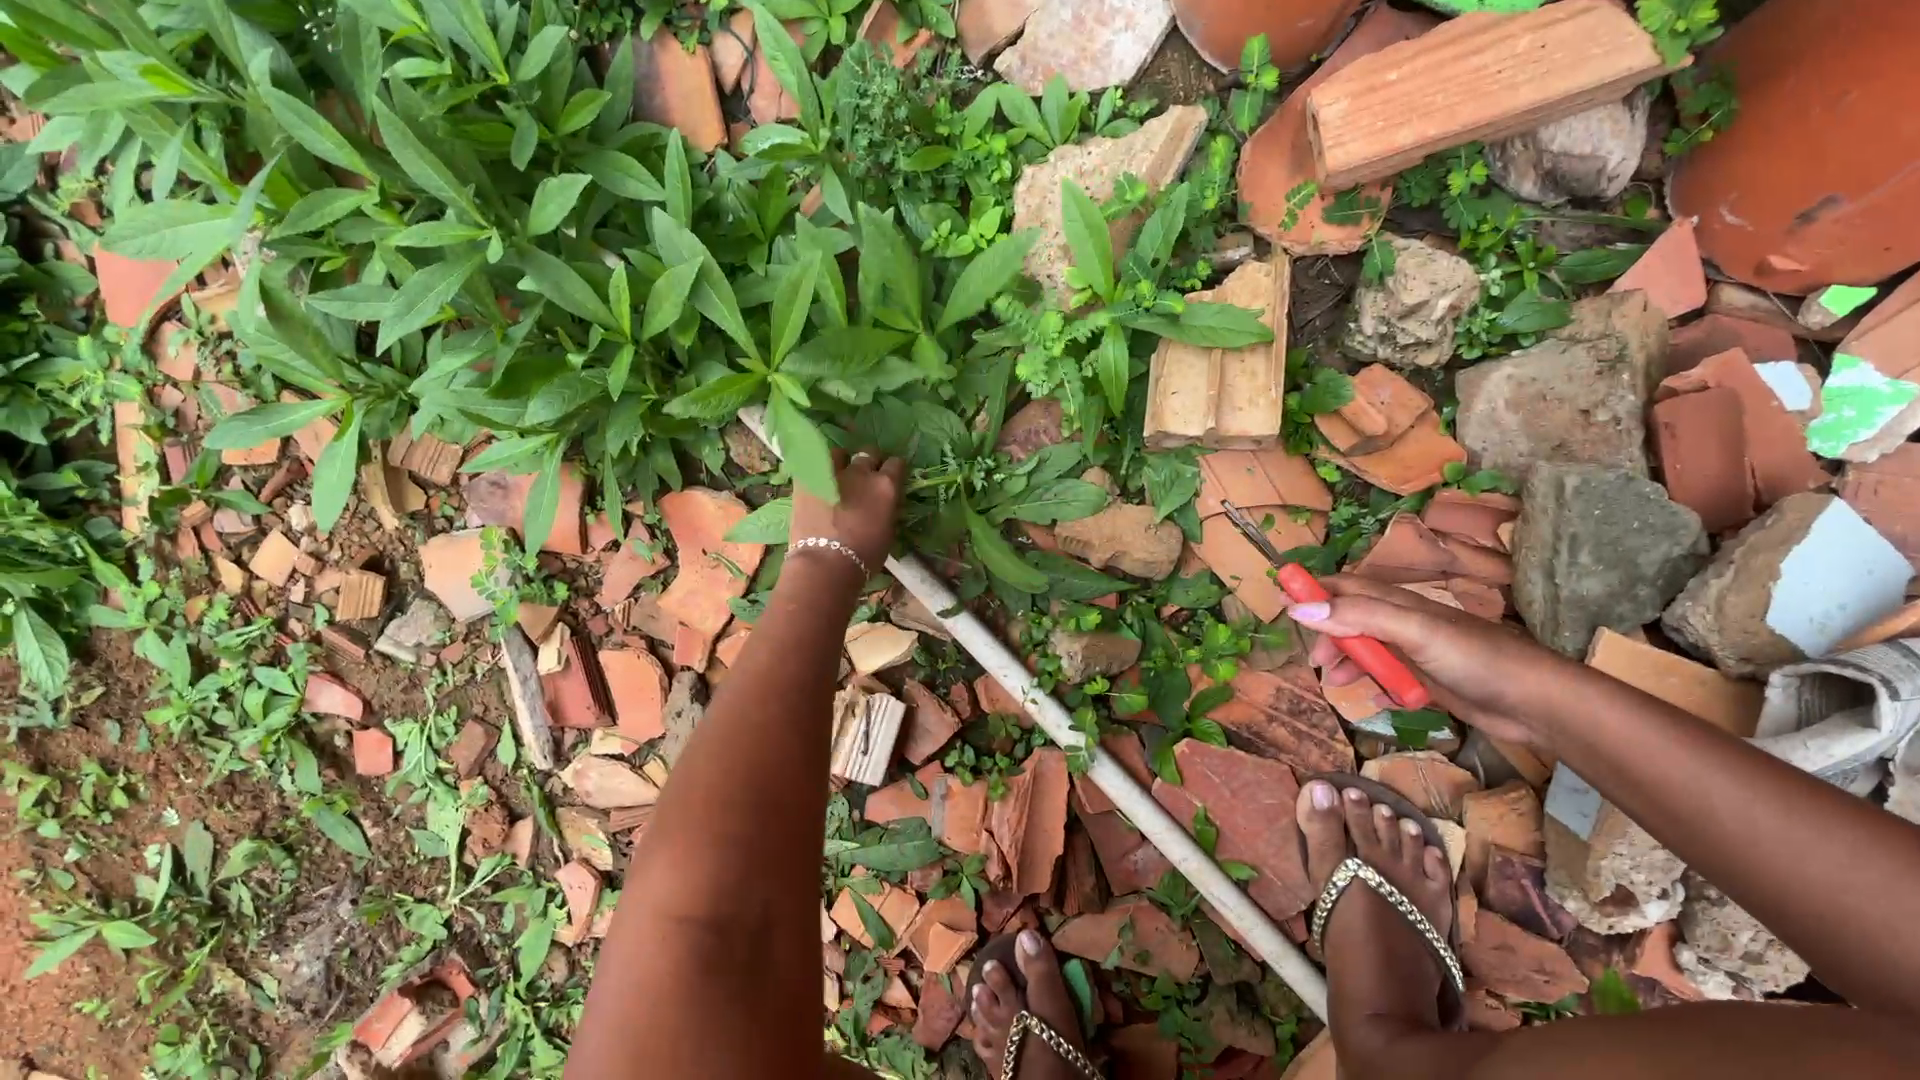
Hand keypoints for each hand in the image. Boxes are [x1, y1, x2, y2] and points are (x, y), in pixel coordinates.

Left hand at [789, 448, 905, 575]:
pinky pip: (813, 465)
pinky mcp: (806, 479)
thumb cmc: (865, 557)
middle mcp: (861, 472)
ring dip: (842, 462)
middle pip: (869, 454)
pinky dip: (818, 471)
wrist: (826, 564)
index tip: (890, 478)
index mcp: (885, 485)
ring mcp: (832, 472)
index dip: (893, 470)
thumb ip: (887, 509)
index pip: (896, 463)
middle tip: (864, 477)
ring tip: (837, 475)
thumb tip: (883, 502)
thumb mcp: (888, 531)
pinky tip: (817, 482)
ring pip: (840, 453)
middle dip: (869, 462)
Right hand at [1291, 575, 1575, 753]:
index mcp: (1398, 602)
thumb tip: (1299, 609)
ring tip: (1335, 682)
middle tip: (1315, 661)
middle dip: (1326, 634)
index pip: (1344, 587)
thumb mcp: (1413, 632)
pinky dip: (1369, 683)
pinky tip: (1365, 697)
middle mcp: (1402, 622)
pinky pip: (1384, 675)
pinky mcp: (1425, 678)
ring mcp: (1414, 651)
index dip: (1312, 591)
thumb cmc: (1477, 659)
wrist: (1536, 703)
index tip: (1281, 601)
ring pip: (1364, 649)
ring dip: (1345, 662)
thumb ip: (1358, 617)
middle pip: (1348, 618)